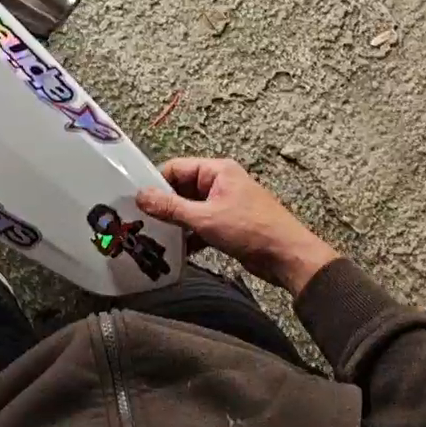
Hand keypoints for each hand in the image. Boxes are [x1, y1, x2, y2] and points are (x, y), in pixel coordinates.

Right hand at [136, 159, 338, 296]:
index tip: (137, 200)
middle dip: (163, 206)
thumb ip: (171, 207)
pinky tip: (176, 251)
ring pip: (189, 209)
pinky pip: (200, 225)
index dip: (156, 183)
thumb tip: (141, 196)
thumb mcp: (205, 218)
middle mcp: (220, 183)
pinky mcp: (227, 224)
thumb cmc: (252, 230)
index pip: (176, 168)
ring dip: (175, 223)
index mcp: (217, 171)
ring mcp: (224, 204)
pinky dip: (189, 236)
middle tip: (140, 221)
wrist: (288, 258)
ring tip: (153, 237)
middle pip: (181, 189)